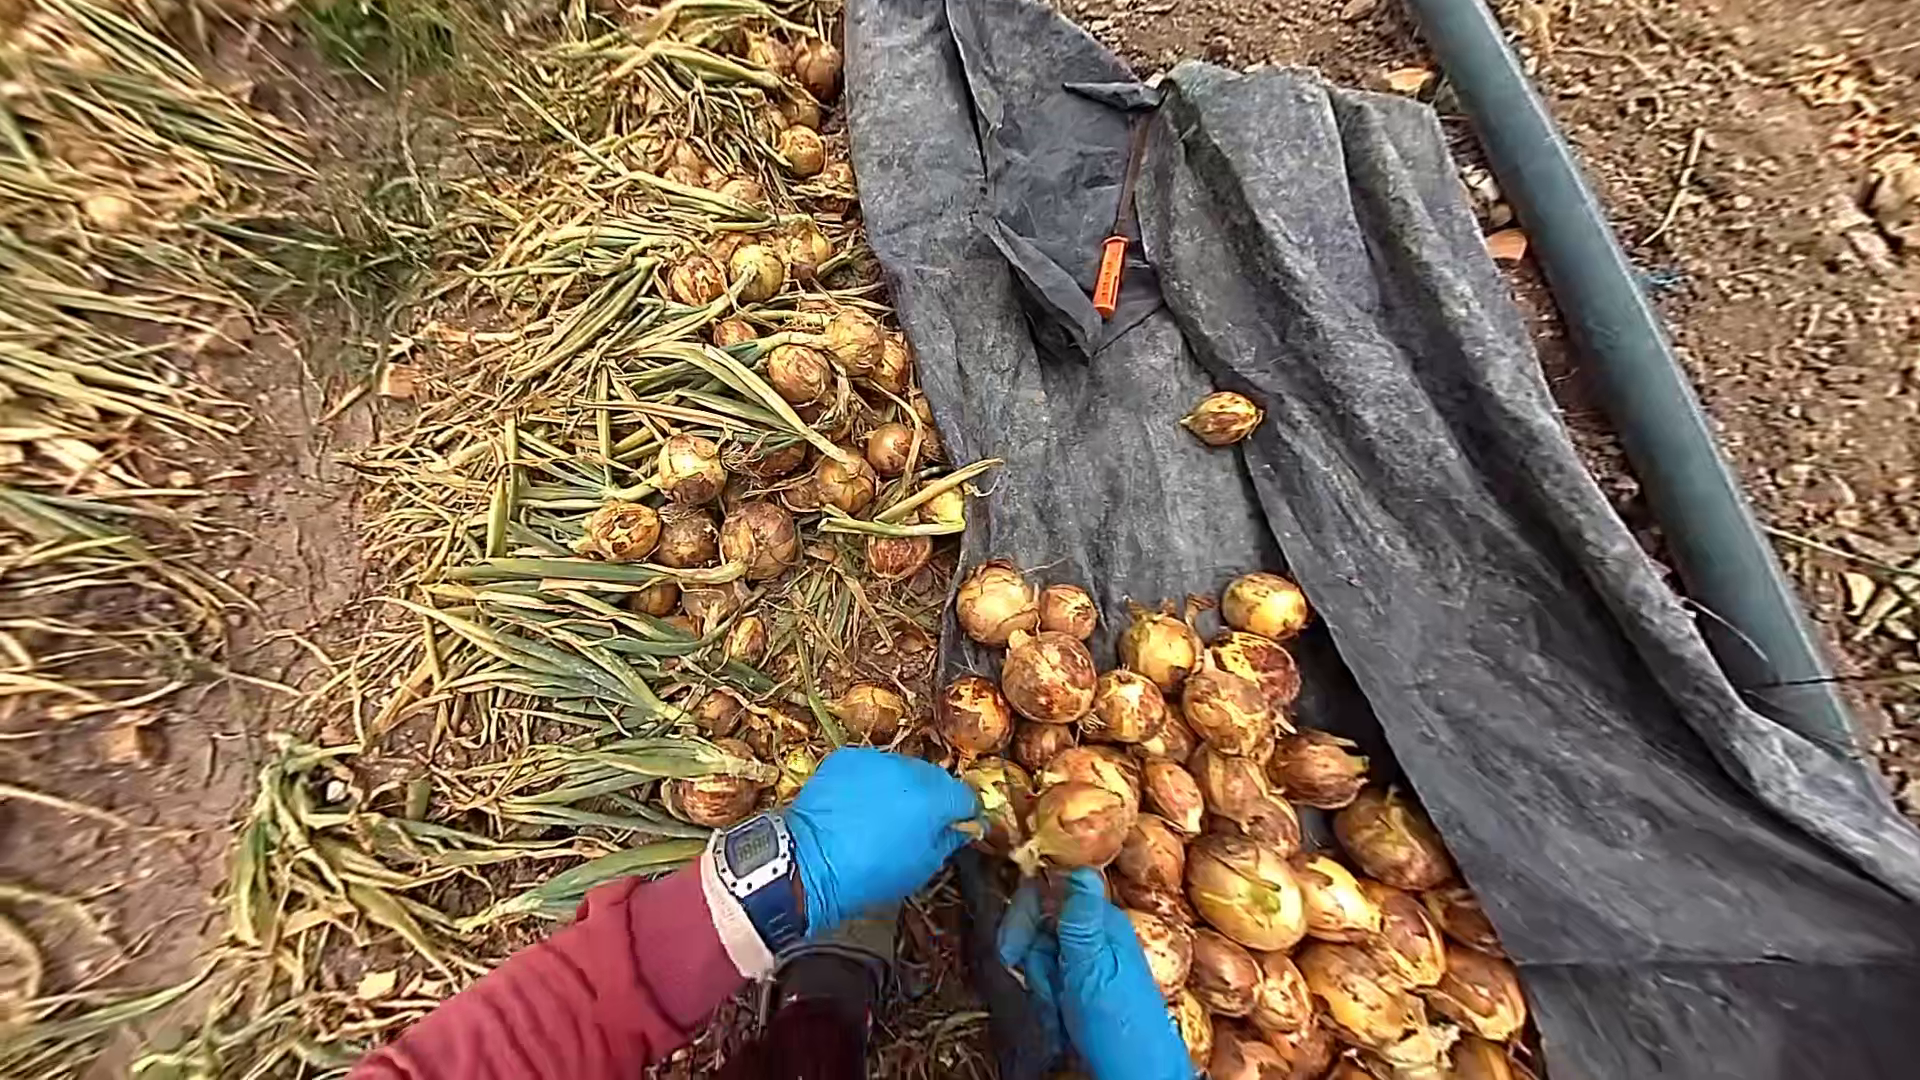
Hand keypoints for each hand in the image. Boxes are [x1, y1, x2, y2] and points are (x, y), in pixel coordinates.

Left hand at [783, 748, 980, 932]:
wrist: (807, 861)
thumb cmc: (870, 874)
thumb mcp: (920, 868)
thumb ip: (948, 840)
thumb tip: (963, 827)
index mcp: (934, 798)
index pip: (965, 795)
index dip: (962, 812)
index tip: (953, 826)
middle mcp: (910, 769)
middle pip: (935, 776)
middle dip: (932, 796)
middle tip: (915, 823)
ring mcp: (877, 758)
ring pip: (903, 768)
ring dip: (902, 785)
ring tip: (881, 814)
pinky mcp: (848, 756)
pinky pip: (871, 765)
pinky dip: (871, 780)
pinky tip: (857, 804)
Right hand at [997, 869, 1193, 1079]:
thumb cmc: (1121, 1028)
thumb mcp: (1095, 969)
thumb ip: (1081, 917)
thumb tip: (1080, 866)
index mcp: (1101, 919)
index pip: (1055, 886)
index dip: (1027, 907)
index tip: (1010, 941)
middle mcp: (1094, 933)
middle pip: (1043, 917)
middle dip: (1030, 949)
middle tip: (1027, 978)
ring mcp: (1088, 961)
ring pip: (1041, 949)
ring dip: (1038, 978)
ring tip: (1053, 1007)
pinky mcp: (1081, 987)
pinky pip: (1049, 976)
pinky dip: (1044, 997)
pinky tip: (1055, 1018)